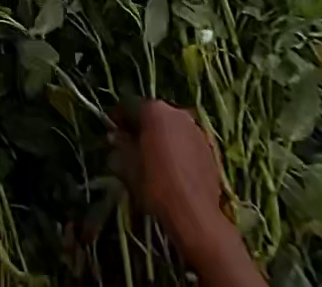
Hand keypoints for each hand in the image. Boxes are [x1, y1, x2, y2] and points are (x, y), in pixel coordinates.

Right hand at [112, 101, 263, 286]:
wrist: (196, 215)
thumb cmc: (156, 186)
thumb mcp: (128, 166)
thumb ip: (120, 145)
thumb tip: (116, 137)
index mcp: (154, 110)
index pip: (128, 105)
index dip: (117, 118)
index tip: (112, 132)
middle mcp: (176, 112)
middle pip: (152, 114)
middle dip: (140, 127)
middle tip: (130, 145)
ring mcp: (196, 129)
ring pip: (171, 127)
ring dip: (160, 137)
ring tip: (152, 158)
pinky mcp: (210, 148)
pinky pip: (186, 141)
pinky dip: (177, 148)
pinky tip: (172, 168)